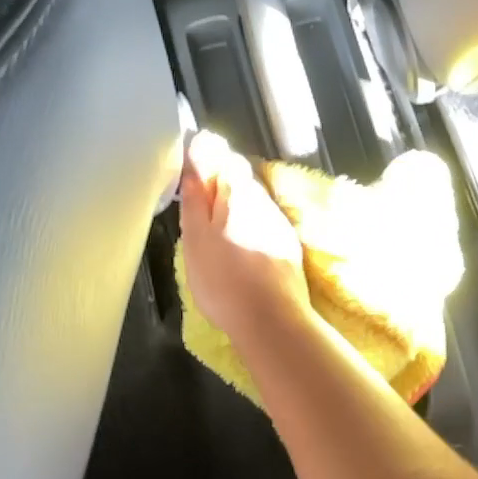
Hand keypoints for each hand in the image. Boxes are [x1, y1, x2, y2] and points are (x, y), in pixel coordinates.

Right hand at [178, 131, 310, 340]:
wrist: (272, 322)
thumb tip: (195, 159)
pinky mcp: (287, 248)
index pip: (224, 158)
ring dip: (233, 206)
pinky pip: (262, 224)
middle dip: (220, 182)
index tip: (190, 166)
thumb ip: (195, 198)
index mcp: (239, 193)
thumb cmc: (223, 279)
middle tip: (196, 198)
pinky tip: (235, 246)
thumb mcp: (195, 238)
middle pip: (240, 179)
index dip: (207, 156)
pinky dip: (246, 227)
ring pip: (252, 203)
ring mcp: (278, 225)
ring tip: (212, 227)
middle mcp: (263, 202)